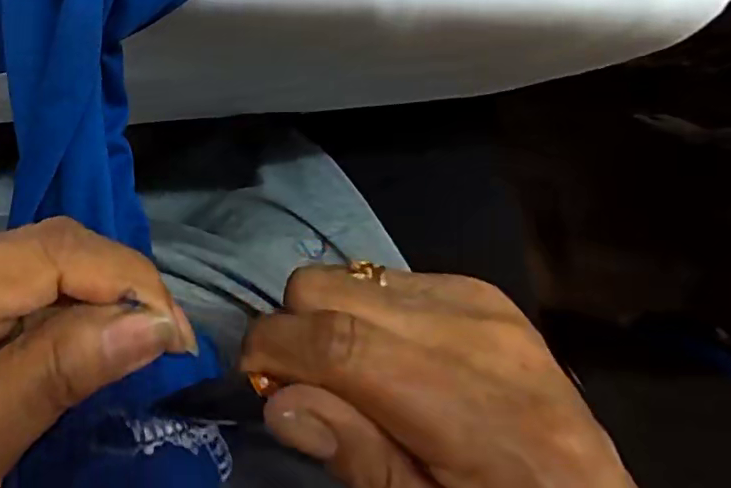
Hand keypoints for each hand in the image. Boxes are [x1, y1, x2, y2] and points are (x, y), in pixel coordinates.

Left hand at [0, 216, 198, 487]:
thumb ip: (56, 374)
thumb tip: (153, 323)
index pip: (51, 251)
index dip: (124, 278)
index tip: (178, 335)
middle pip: (54, 249)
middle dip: (118, 288)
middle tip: (168, 346)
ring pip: (52, 264)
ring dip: (103, 300)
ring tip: (145, 342)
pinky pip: (35, 288)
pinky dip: (75, 313)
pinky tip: (97, 342)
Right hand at [240, 266, 634, 487]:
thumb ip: (360, 459)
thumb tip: (279, 401)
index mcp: (475, 411)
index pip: (343, 344)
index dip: (277, 348)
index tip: (249, 375)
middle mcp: (476, 332)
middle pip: (335, 288)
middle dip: (295, 328)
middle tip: (301, 385)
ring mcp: (481, 302)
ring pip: (352, 272)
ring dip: (329, 315)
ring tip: (347, 371)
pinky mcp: (482, 289)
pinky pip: (388, 275)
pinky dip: (366, 308)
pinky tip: (389, 354)